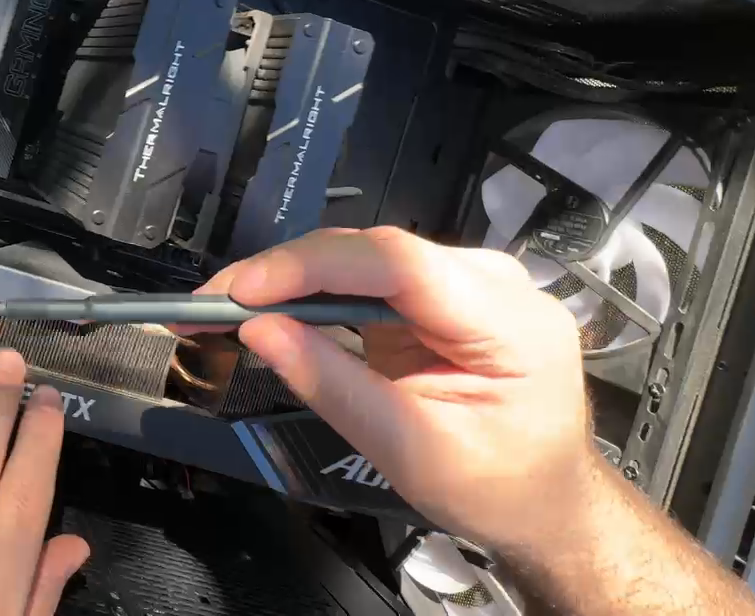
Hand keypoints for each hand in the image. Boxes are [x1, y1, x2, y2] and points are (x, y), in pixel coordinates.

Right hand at [199, 226, 596, 554]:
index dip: (307, 266)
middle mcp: (485, 277)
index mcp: (505, 318)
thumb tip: (256, 329)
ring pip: (349, 254)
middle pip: (363, 251)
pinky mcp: (428, 287)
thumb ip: (332, 384)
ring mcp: (456, 276)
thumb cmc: (496, 488)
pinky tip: (262, 302)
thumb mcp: (410, 449)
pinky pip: (353, 272)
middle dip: (279, 273)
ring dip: (281, 278)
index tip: (238, 292)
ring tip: (221, 305)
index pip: (393, 263)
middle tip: (207, 304)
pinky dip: (302, 288)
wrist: (547, 503)